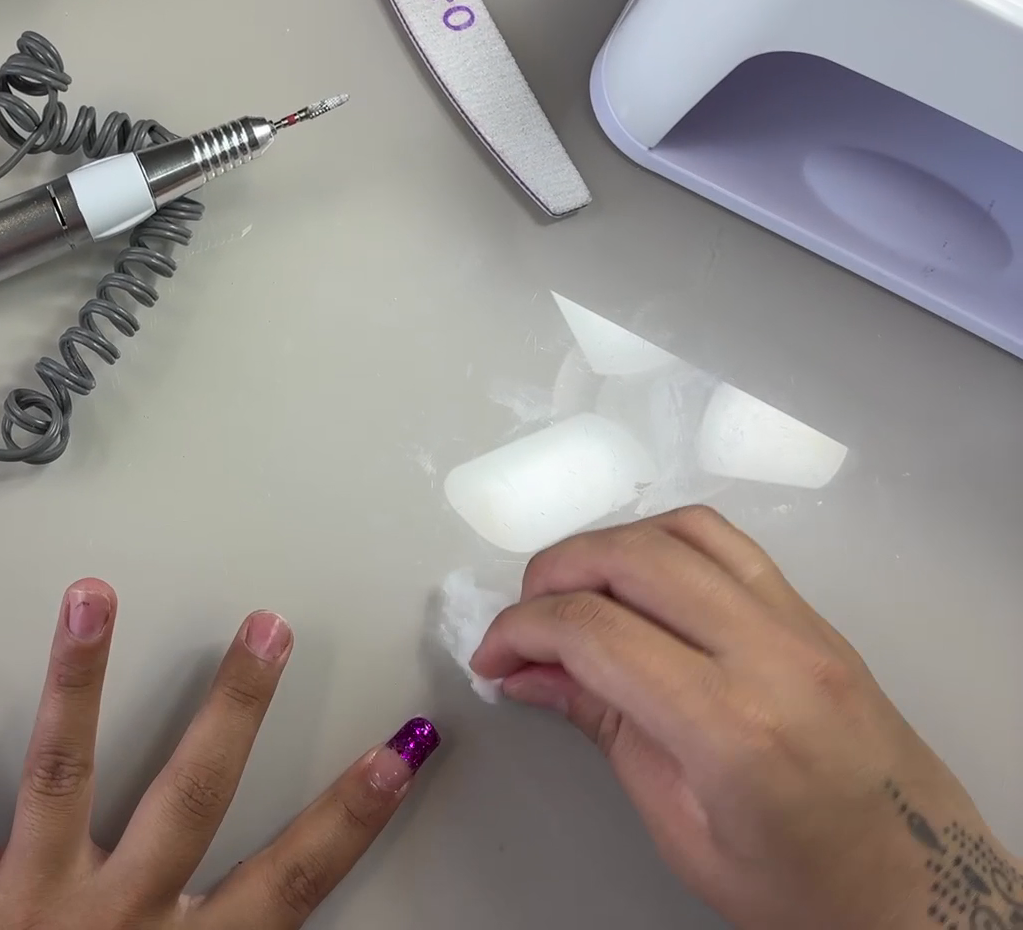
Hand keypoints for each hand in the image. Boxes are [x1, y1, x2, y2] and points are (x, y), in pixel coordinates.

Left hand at [0, 579, 438, 928]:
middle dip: (232, 710)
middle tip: (264, 627)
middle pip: (189, 798)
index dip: (346, 821)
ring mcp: (31, 898)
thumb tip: (278, 907)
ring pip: (65, 767)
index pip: (288, 885)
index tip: (394, 753)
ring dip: (80, 675)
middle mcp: (116, 916)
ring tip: (93, 594)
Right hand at [473, 507, 1018, 929]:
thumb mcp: (675, 822)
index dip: (516, 631)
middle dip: (547, 575)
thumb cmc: (800, 889)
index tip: (491, 658)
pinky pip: (725, 544)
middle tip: (523, 619)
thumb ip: (597, 723)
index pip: (588, 630)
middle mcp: (775, 660)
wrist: (935, 904)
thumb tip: (519, 671)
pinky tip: (634, 582)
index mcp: (732, 728)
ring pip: (673, 533)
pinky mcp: (818, 621)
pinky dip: (658, 542)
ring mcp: (806, 630)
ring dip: (599, 549)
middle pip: (625, 560)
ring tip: (573, 592)